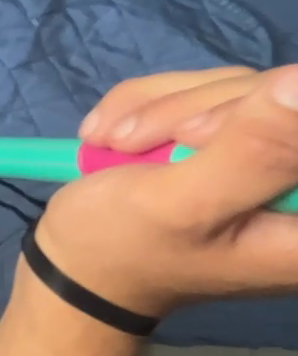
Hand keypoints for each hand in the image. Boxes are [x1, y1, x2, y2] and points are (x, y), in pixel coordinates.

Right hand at [32, 66, 297, 317]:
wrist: (79, 265)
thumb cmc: (123, 244)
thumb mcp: (178, 203)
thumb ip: (250, 152)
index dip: (251, 115)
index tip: (180, 139)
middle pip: (274, 98)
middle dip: (181, 111)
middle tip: (122, 144)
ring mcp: (276, 164)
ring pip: (234, 89)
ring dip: (153, 107)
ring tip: (108, 142)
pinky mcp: (237, 148)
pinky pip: (203, 95)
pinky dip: (145, 106)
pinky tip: (114, 134)